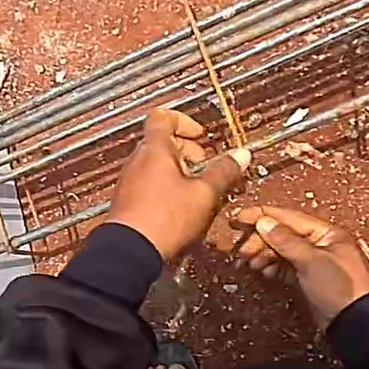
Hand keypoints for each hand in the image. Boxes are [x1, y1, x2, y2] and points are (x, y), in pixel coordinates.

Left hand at [108, 109, 250, 259]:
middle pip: (161, 142)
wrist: (130, 251)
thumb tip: (241, 154)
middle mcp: (138, 161)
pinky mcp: (127, 201)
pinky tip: (180, 207)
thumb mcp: (204, 194)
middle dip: (187, 149)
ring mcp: (130, 181)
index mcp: (155, 149)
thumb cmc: (165, 218)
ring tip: (196, 189)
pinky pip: (148, 183)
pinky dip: (165, 186)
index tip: (201, 136)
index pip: (162, 117)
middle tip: (204, 164)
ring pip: (155, 164)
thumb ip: (223, 172)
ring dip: (177, 170)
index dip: (184, 121)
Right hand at [231, 205, 368, 327]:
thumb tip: (263, 221)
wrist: (357, 324)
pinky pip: (285, 267)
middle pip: (283, 234)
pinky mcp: (309, 279)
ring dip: (263, 254)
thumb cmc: (340, 287)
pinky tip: (262, 271)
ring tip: (248, 263)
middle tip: (241, 251)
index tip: (238, 218)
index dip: (262, 216)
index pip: (288, 218)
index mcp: (325, 233)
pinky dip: (272, 267)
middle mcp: (320, 243)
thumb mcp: (312, 260)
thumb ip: (286, 240)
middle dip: (260, 240)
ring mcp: (314, 262)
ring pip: (282, 251)